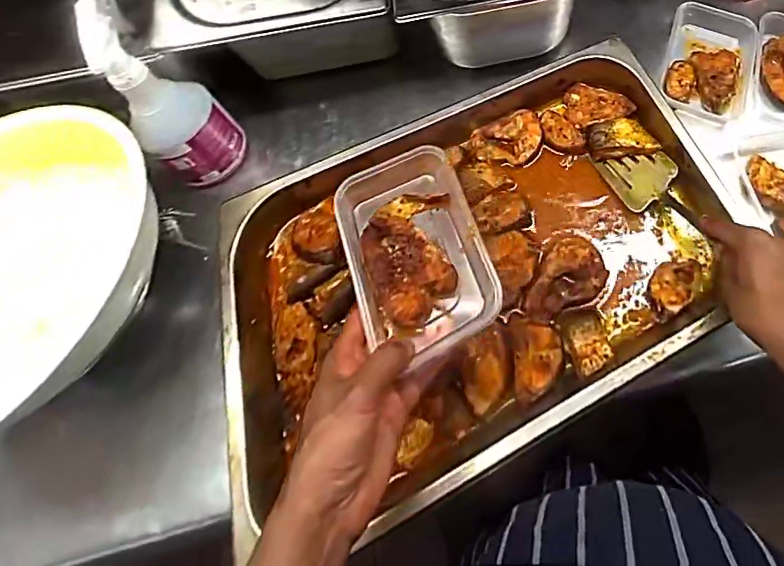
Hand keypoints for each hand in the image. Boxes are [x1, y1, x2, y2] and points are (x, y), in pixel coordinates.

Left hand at [254, 312, 438, 565]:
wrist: (332, 504)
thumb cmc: (329, 446)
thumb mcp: (355, 397)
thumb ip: (384, 364)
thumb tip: (410, 339)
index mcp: (341, 363)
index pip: (360, 322)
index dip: (377, 299)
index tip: (401, 277)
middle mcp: (362, 373)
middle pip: (388, 337)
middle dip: (410, 318)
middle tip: (437, 292)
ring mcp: (381, 393)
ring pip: (408, 358)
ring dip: (428, 341)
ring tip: (453, 315)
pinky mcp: (397, 413)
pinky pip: (418, 382)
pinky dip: (434, 366)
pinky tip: (452, 349)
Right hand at [699, 215, 783, 368]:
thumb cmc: (765, 319)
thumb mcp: (733, 297)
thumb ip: (726, 269)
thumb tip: (726, 256)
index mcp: (752, 243)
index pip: (726, 228)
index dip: (712, 226)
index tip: (705, 223)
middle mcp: (777, 242)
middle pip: (752, 237)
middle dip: (739, 244)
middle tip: (727, 254)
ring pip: (773, 250)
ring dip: (761, 257)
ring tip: (753, 275)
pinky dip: (779, 270)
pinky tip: (777, 288)